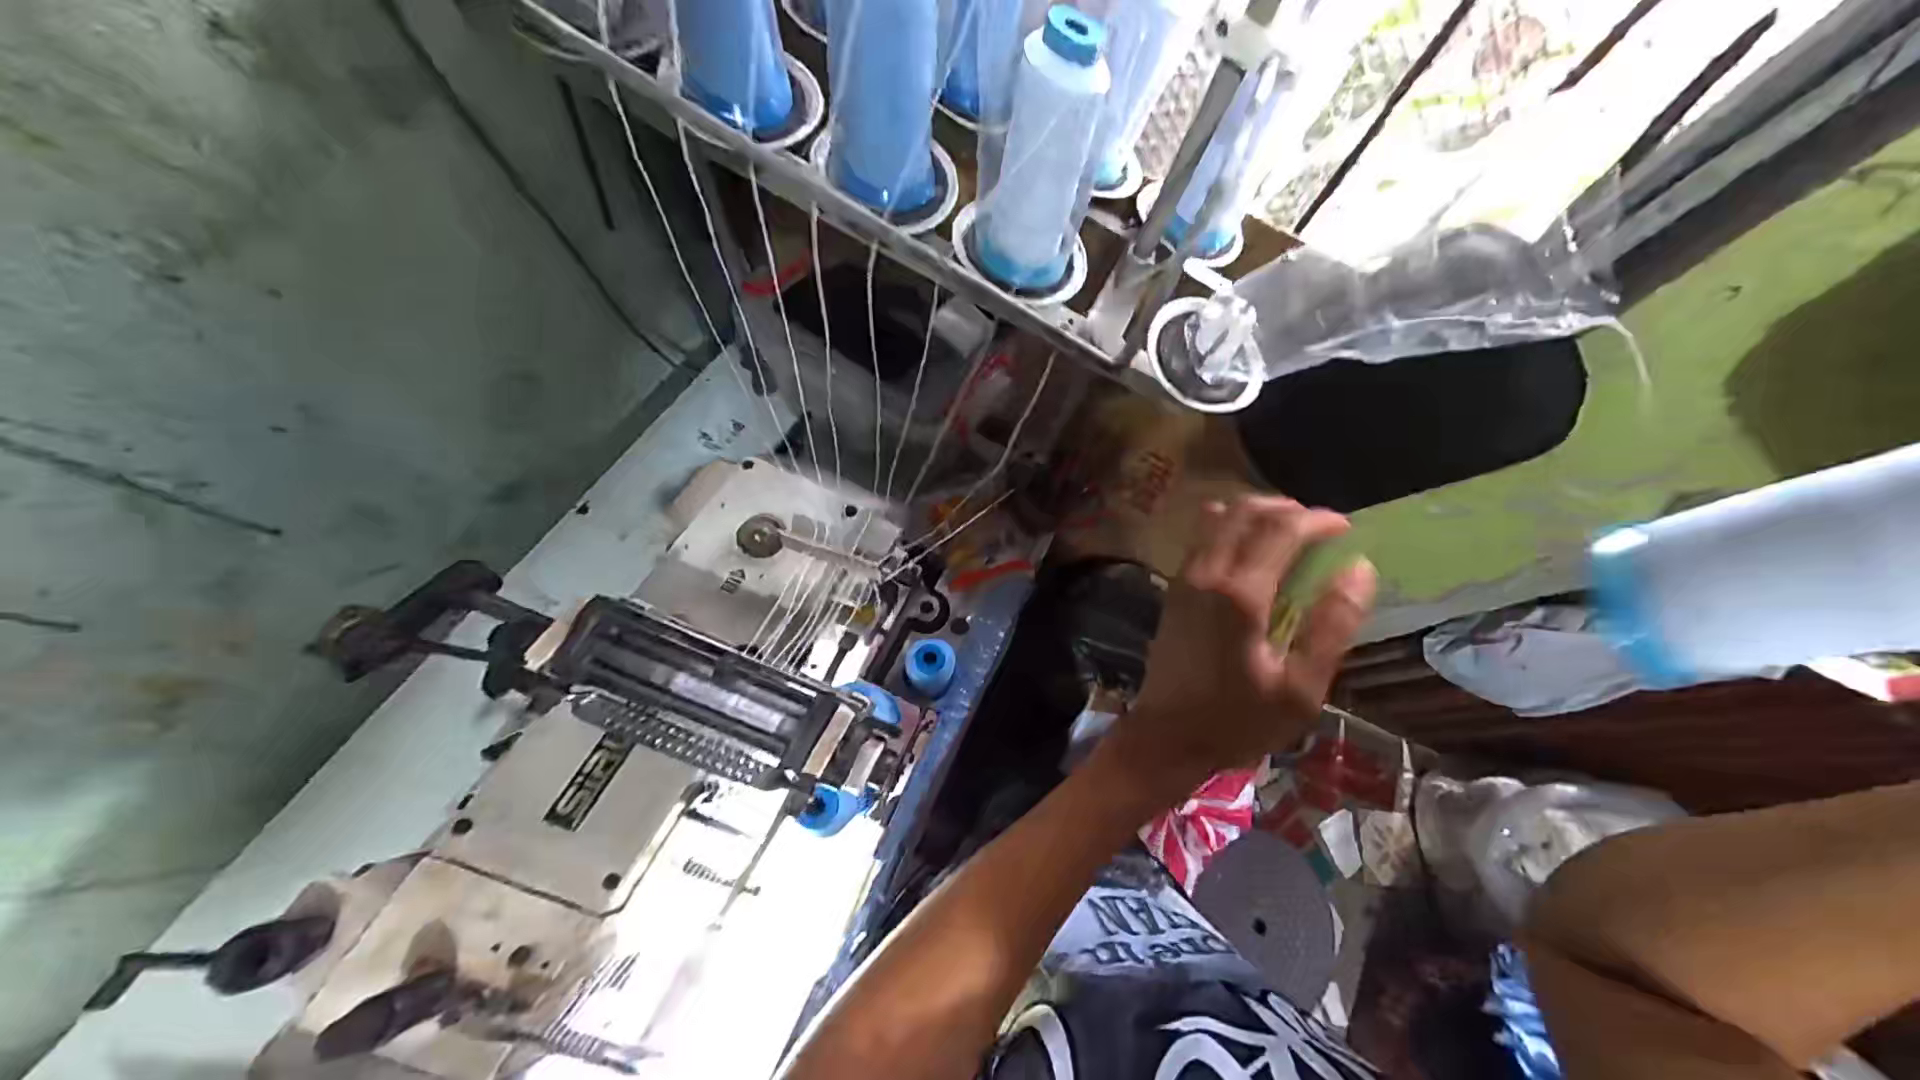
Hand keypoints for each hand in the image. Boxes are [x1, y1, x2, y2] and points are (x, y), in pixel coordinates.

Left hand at [1105, 496, 1376, 794]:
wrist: (1165, 737)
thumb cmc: (1236, 721)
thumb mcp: (1300, 689)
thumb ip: (1331, 626)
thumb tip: (1359, 569)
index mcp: (1240, 594)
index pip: (1280, 529)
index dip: (1317, 520)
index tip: (1346, 527)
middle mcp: (1206, 574)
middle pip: (1242, 511)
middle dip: (1285, 508)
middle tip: (1318, 527)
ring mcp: (1183, 579)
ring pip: (1216, 520)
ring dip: (1254, 515)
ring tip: (1288, 534)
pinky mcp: (1173, 590)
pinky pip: (1201, 539)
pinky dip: (1230, 530)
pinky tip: (1252, 553)